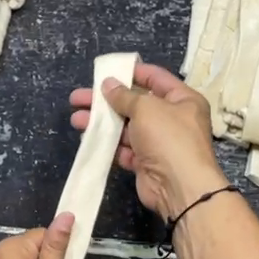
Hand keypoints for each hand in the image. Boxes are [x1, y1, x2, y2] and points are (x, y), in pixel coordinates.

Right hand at [69, 62, 226, 221]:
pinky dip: (107, 143)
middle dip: (106, 100)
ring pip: (125, 127)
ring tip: (76, 119)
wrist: (179, 187)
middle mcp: (172, 119)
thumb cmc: (168, 138)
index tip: (107, 71)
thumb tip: (108, 84)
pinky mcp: (146, 162)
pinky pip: (124, 148)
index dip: (131, 72)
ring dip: (101, 122)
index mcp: (182, 100)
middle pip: (135, 104)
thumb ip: (124, 95)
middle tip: (79, 97)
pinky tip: (88, 137)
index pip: (155, 78)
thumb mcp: (146, 108)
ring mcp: (159, 142)